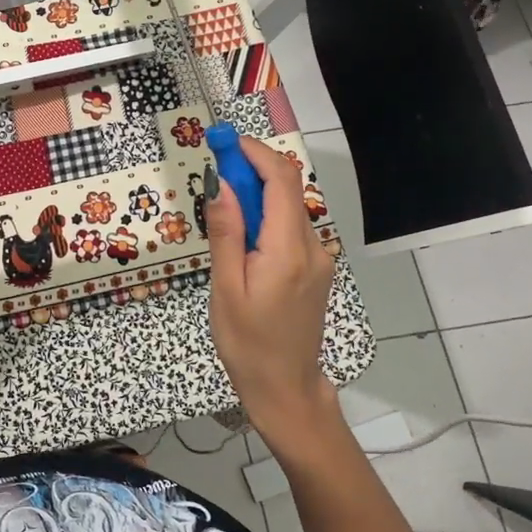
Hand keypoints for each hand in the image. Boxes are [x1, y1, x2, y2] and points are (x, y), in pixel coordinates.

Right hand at [204, 136, 339, 453]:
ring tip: (220, 218)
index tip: (222, 143)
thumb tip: (219, 183)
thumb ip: (225, 232)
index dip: (254, 153)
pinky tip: (240, 243)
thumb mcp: (225, 288)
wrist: (285, 389)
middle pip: (286, 189)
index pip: (280, 181)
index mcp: (289, 250)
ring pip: (287, 208)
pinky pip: (289, 229)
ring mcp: (318, 259)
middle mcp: (312, 247)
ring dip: (254, 196)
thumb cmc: (247, 343)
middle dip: (250, 171)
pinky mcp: (315, 270)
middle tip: (212, 175)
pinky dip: (263, 219)